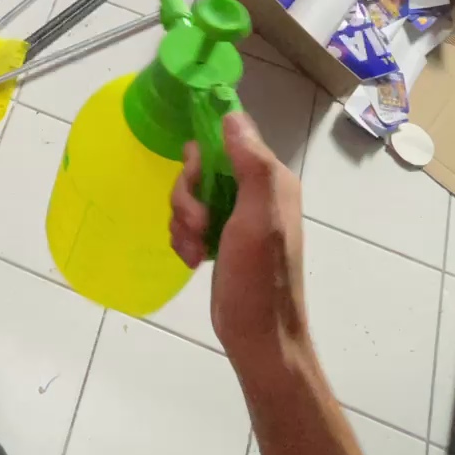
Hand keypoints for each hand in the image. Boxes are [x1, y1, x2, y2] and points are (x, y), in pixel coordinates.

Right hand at [168, 111, 309, 367]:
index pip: (230, 136)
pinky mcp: (221, 236)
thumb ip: (250, 164)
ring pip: (190, 193)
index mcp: (271, 179)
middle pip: (202, 165)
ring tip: (195, 248)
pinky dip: (184, 237)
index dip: (205, 150)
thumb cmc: (260, 279)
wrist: (258, 340)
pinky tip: (192, 259)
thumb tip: (231, 114)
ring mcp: (237, 214)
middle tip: (197, 222)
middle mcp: (256, 190)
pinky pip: (188, 219)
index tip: (196, 174)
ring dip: (183, 220)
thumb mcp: (258, 218)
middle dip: (188, 193)